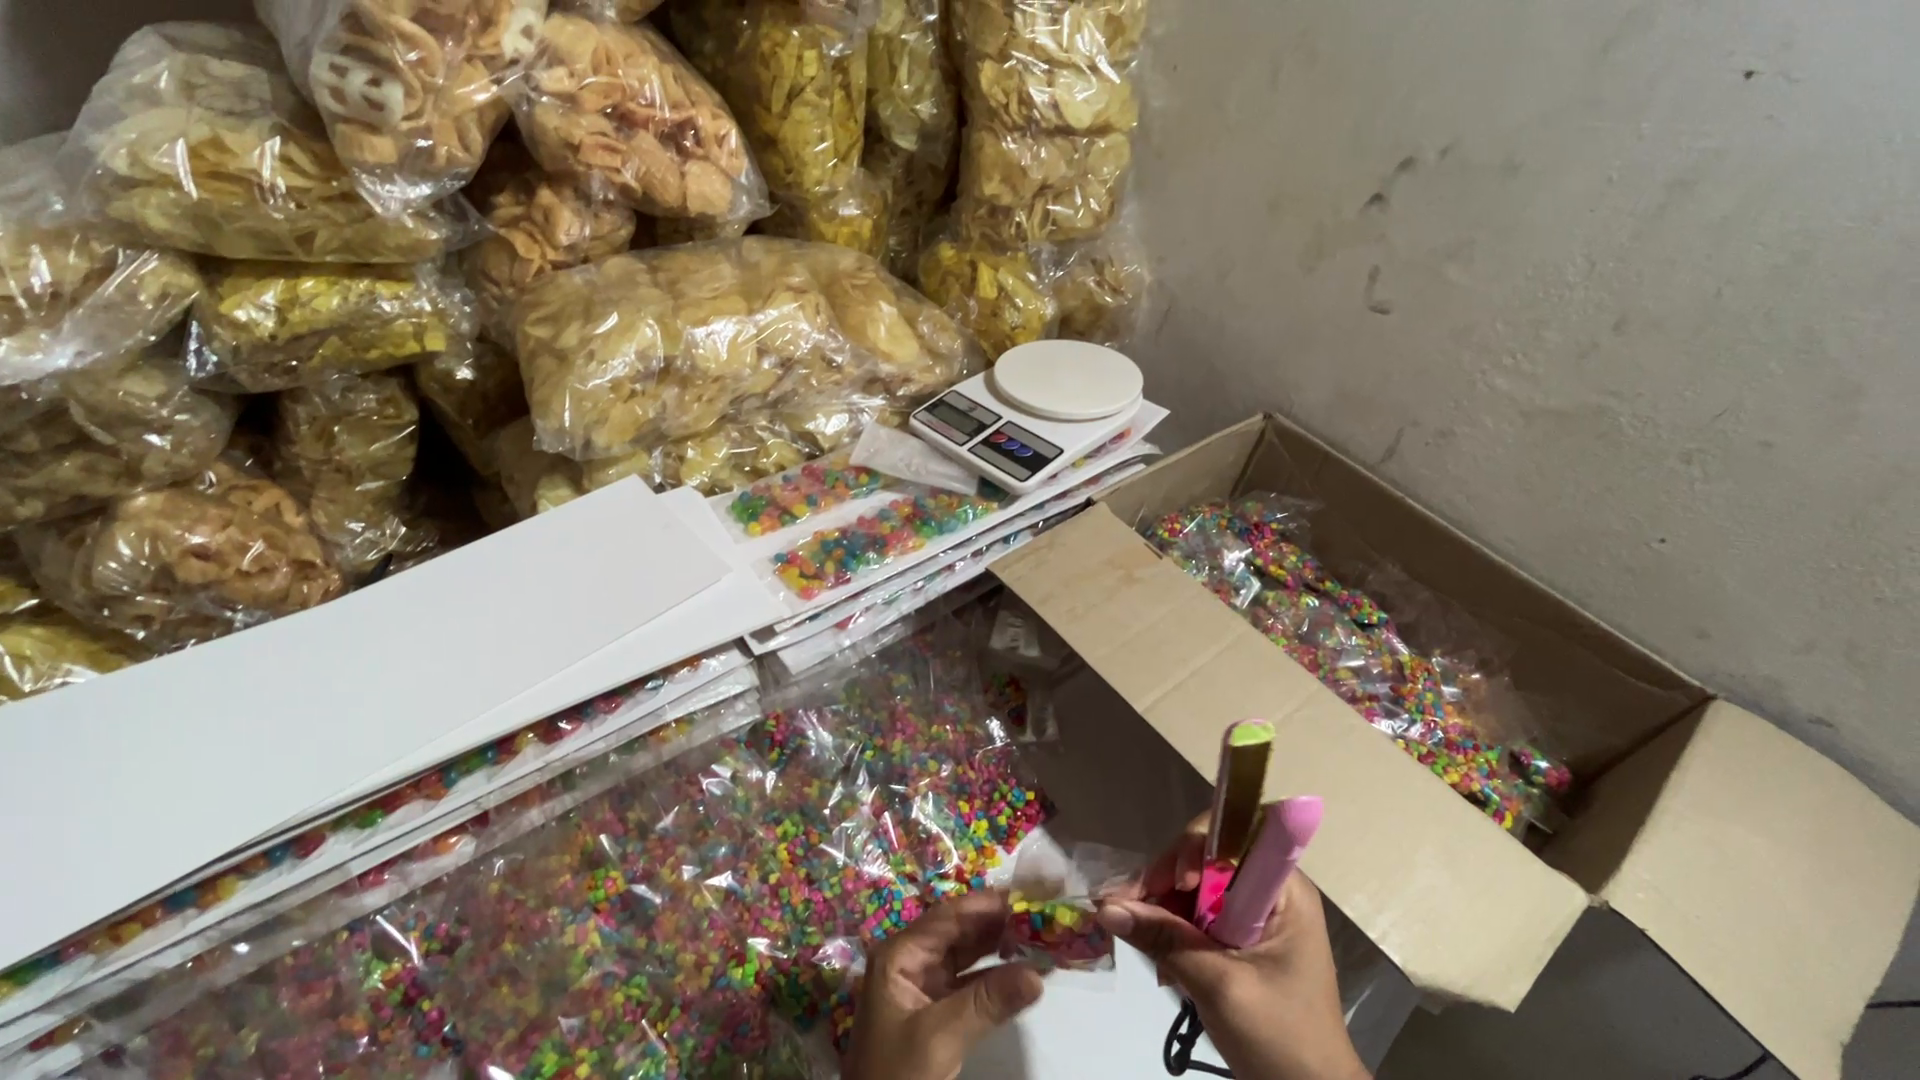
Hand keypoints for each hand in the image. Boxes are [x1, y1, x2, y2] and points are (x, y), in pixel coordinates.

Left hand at [845, 889, 1046, 1079]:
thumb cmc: (896, 1074)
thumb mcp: (939, 1037)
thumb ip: (987, 1003)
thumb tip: (1039, 975)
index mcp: (900, 954)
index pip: (950, 917)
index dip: (989, 904)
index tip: (1030, 895)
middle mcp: (912, 960)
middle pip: (962, 932)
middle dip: (1003, 924)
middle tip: (1047, 914)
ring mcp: (926, 985)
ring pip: (971, 956)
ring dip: (1005, 948)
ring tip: (1046, 937)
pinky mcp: (939, 1010)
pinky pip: (974, 983)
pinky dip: (1000, 978)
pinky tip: (1030, 972)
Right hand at [1098, 817, 1369, 1079]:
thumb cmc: (1280, 1037)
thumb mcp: (1219, 986)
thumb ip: (1165, 940)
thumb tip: (1105, 907)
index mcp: (1284, 890)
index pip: (1236, 833)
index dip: (1197, 845)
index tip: (1172, 883)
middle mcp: (1269, 891)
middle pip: (1206, 858)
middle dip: (1165, 880)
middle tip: (1126, 909)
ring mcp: (1254, 915)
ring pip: (1194, 886)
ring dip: (1162, 907)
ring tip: (1133, 933)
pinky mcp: (1239, 939)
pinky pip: (1196, 915)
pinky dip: (1170, 929)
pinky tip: (1156, 957)